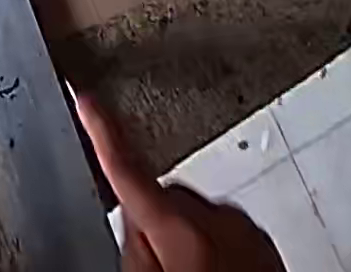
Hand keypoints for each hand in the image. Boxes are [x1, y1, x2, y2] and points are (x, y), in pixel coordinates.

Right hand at [72, 88, 286, 271]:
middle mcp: (222, 222)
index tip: (84, 97)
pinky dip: (211, 245)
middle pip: (162, 195)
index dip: (100, 130)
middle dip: (154, 221)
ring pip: (191, 211)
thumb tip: (135, 216)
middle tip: (160, 267)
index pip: (126, 167)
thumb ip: (133, 244)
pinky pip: (221, 228)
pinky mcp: (267, 247)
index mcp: (185, 232)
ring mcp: (250, 233)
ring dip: (186, 235)